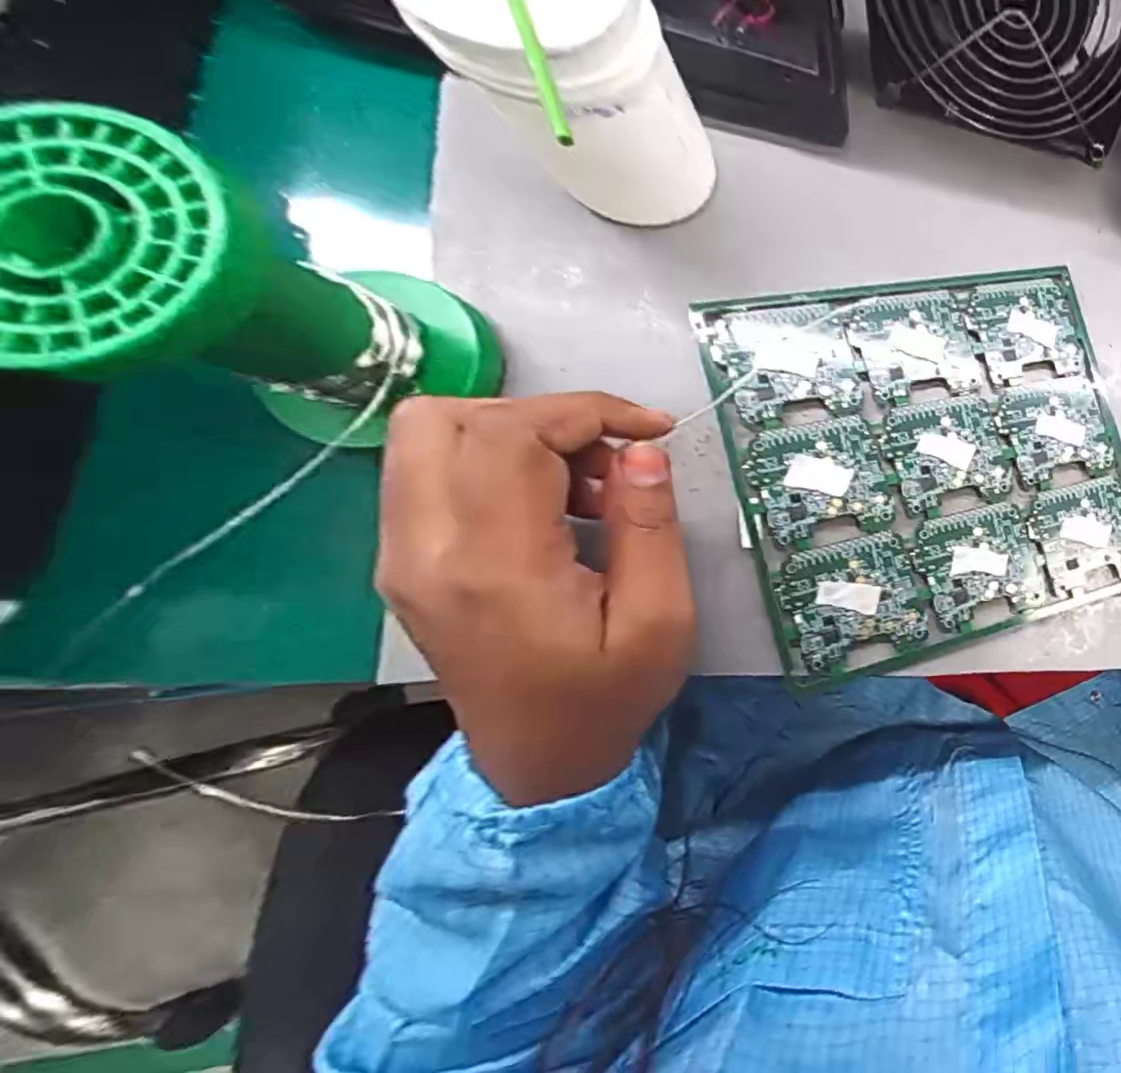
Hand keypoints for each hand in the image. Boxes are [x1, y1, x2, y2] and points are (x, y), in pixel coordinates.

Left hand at [376, 393, 695, 805]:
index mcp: (494, 567)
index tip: (650, 430)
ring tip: (586, 485)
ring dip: (516, 435)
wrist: (541, 765)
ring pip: (428, 436)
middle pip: (446, 418)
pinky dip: (495, 461)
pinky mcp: (404, 562)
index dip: (586, 411)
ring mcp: (402, 556)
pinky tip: (553, 506)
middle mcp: (424, 551)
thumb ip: (652, 529)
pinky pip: (431, 472)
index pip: (509, 435)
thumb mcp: (661, 620)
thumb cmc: (608, 699)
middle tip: (609, 459)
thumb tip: (643, 453)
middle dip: (544, 417)